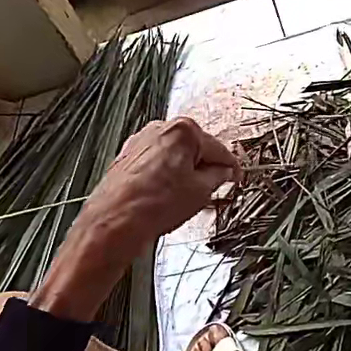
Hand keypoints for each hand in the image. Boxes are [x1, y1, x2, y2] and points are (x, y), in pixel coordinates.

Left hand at [32, 118, 238, 319]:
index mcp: (183, 130)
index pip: (218, 148)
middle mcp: (159, 129)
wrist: (115, 221)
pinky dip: (165, 177)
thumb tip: (223, 172)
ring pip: (174, 155)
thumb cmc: (152, 205)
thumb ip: (218, 176)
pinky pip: (156, 163)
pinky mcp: (127, 157)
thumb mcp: (201, 192)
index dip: (231, 167)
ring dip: (184, 173)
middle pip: (194, 147)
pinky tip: (165, 198)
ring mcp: (141, 142)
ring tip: (184, 199)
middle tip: (212, 190)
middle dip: (205, 168)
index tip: (235, 177)